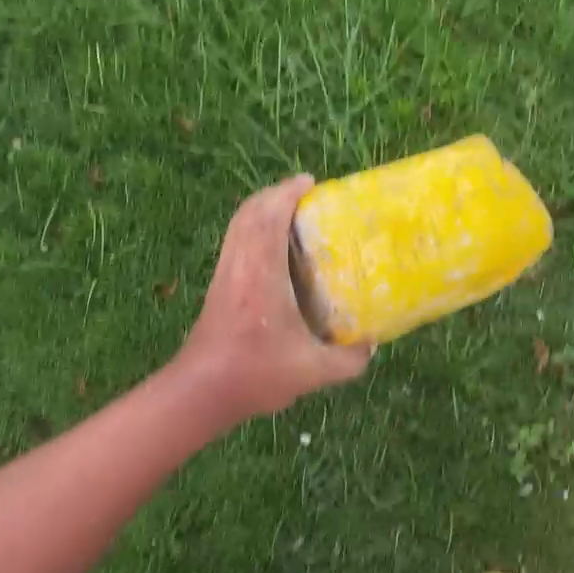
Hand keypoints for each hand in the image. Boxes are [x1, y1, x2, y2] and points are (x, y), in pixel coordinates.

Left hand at [176, 175, 372, 420]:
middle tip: (305, 197)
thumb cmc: (255, 373)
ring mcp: (224, 275)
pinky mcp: (217, 288)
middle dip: (276, 196)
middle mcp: (239, 264)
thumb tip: (370, 345)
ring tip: (292, 217)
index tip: (309, 182)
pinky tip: (274, 254)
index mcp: (261, 272)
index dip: (287, 192)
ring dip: (262, 213)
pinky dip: (252, 233)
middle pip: (249, 212)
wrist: (202, 390)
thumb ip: (347, 360)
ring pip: (238, 227)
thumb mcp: (313, 371)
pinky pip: (235, 244)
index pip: (269, 215)